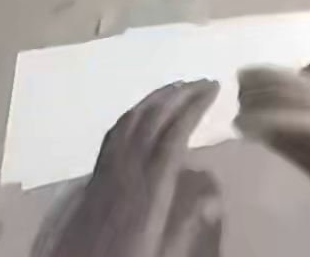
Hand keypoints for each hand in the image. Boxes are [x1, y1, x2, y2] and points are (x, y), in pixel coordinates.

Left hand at [49, 81, 223, 256]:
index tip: (214, 89)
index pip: (175, 135)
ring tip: (180, 86)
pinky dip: (135, 111)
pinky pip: (116, 131)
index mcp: (149, 191)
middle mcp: (127, 171)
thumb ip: (186, 228)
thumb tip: (214, 196)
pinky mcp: (94, 175)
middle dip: (181, 94)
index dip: (194, 107)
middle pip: (155, 118)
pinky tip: (143, 110)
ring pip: (134, 119)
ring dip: (158, 97)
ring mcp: (108, 170)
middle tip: (204, 81)